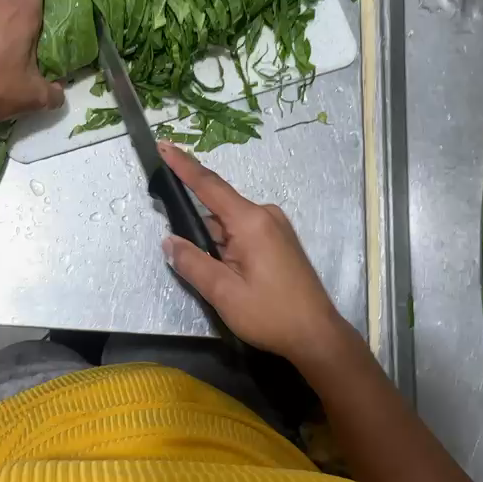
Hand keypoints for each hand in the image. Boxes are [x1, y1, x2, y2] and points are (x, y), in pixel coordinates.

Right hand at [159, 142, 355, 367]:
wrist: (318, 336)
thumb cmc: (271, 314)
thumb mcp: (224, 293)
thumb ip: (192, 263)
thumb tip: (169, 241)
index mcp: (251, 221)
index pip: (209, 185)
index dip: (183, 165)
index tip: (164, 145)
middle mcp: (265, 215)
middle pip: (218, 208)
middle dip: (196, 225)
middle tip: (181, 250)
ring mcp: (275, 227)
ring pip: (229, 225)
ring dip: (213, 242)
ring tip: (214, 278)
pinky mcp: (280, 241)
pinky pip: (243, 233)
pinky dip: (227, 246)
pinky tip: (226, 273)